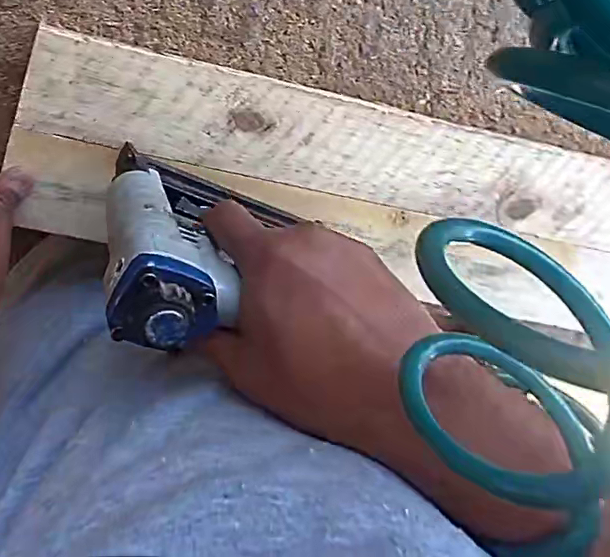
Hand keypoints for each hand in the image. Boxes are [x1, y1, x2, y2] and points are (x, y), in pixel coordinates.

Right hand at [198, 202, 576, 541]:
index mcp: (265, 257)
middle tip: (268, 310)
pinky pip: (334, 258)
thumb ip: (212, 341)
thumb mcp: (251, 374)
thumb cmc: (322, 384)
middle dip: (258, 267)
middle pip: (264, 239)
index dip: (211, 232)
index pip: (223, 215)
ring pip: (301, 249)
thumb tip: (195, 328)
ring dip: (295, 272)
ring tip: (314, 320)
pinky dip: (329, 278)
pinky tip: (347, 318)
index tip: (215, 261)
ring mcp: (340, 244)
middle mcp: (302, 237)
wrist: (414, 394)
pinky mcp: (372, 257)